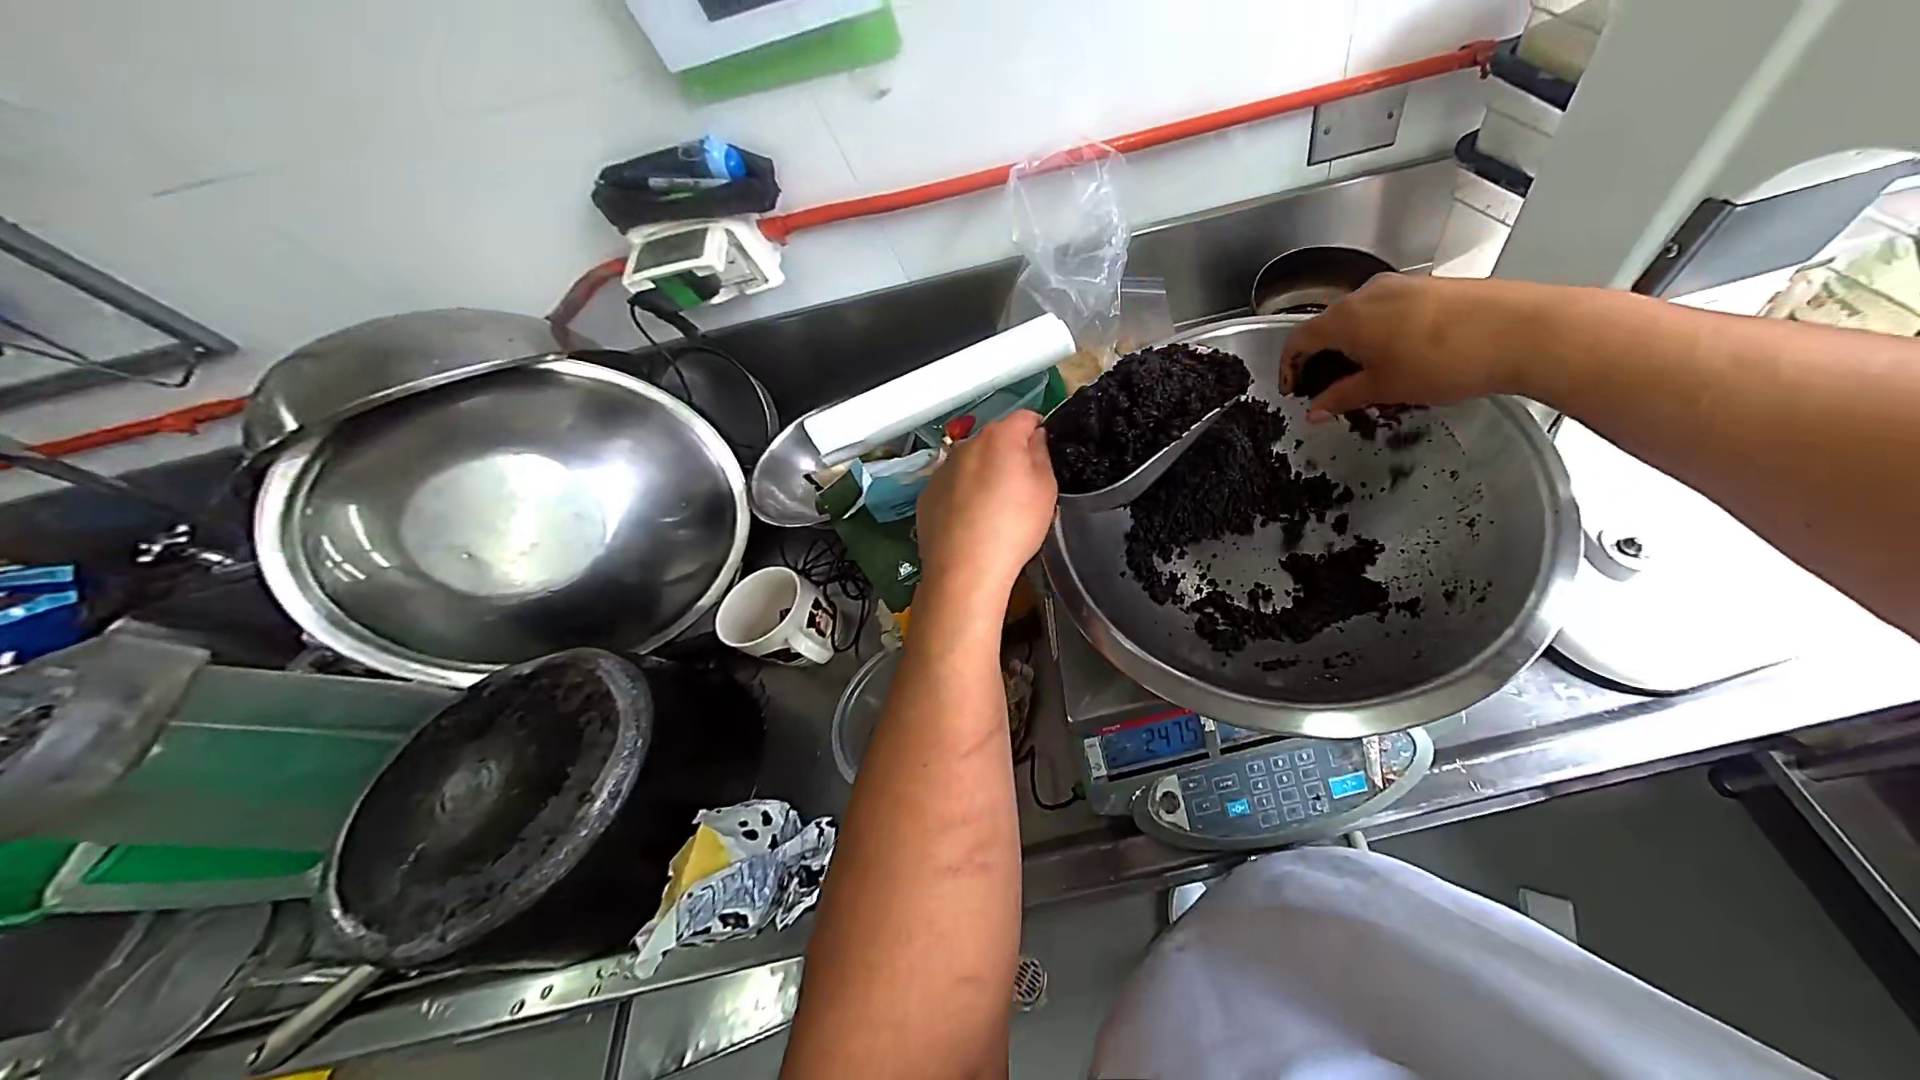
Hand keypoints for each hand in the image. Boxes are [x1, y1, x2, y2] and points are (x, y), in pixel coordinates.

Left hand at [915, 410, 1056, 597]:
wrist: (964, 571)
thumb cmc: (1012, 529)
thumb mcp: (1045, 489)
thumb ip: (1041, 454)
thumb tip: (1035, 438)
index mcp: (1000, 437)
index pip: (1026, 417)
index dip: (1039, 432)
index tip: (1043, 454)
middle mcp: (966, 446)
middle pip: (995, 439)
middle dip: (1010, 455)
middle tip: (1023, 489)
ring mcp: (943, 470)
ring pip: (971, 463)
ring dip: (984, 475)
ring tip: (996, 511)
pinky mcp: (928, 495)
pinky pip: (952, 486)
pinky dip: (963, 495)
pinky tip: (972, 522)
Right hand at [1278, 274, 1536, 417]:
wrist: (1525, 332)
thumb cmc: (1448, 360)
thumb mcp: (1384, 388)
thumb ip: (1342, 398)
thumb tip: (1317, 409)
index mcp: (1345, 318)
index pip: (1297, 340)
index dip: (1289, 368)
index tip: (1295, 390)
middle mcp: (1367, 294)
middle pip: (1327, 326)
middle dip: (1321, 358)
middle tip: (1328, 389)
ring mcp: (1402, 286)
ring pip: (1360, 318)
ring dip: (1353, 347)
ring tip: (1368, 378)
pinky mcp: (1431, 287)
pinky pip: (1390, 311)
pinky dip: (1381, 335)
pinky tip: (1401, 359)